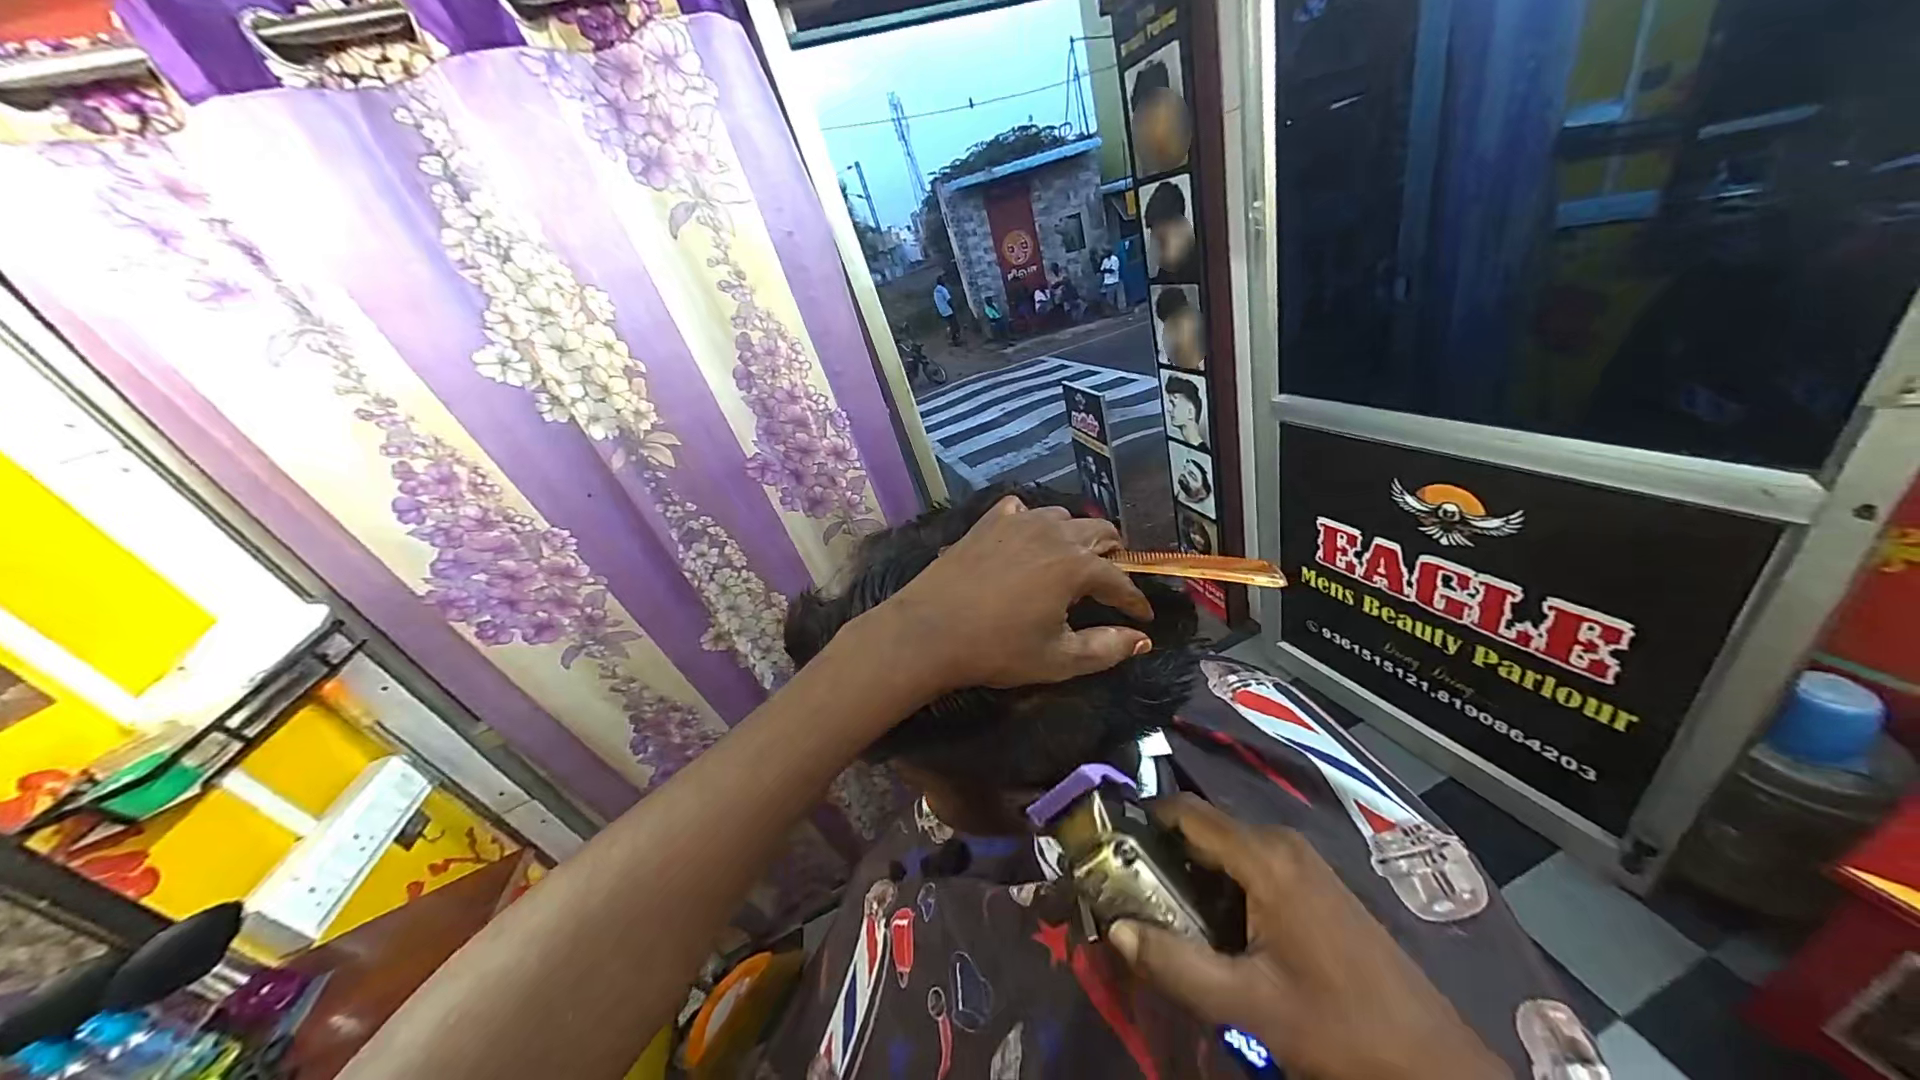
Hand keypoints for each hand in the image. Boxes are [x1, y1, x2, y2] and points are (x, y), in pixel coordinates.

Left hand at [864, 495, 1153, 695]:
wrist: (928, 631)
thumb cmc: (997, 649)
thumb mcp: (1058, 659)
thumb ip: (1107, 648)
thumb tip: (1142, 639)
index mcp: (1076, 566)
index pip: (1120, 580)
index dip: (1135, 601)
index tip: (1142, 616)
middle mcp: (1054, 533)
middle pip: (1100, 533)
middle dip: (1114, 557)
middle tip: (1111, 581)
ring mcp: (1019, 522)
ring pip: (1063, 517)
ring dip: (1077, 536)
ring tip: (1073, 560)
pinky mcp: (988, 521)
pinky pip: (1022, 510)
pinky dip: (1034, 523)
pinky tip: (1027, 540)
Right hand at [1107, 796, 1505, 1079]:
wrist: (1435, 1064)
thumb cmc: (1340, 1027)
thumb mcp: (1249, 1004)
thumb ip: (1175, 964)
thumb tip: (1115, 928)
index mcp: (1266, 857)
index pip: (1186, 811)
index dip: (1142, 818)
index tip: (1106, 842)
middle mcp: (1282, 844)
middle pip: (1203, 829)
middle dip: (1161, 852)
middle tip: (1125, 885)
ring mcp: (1302, 862)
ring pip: (1225, 850)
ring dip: (1189, 873)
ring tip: (1157, 907)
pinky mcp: (1313, 884)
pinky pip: (1250, 867)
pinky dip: (1219, 885)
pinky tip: (1209, 925)